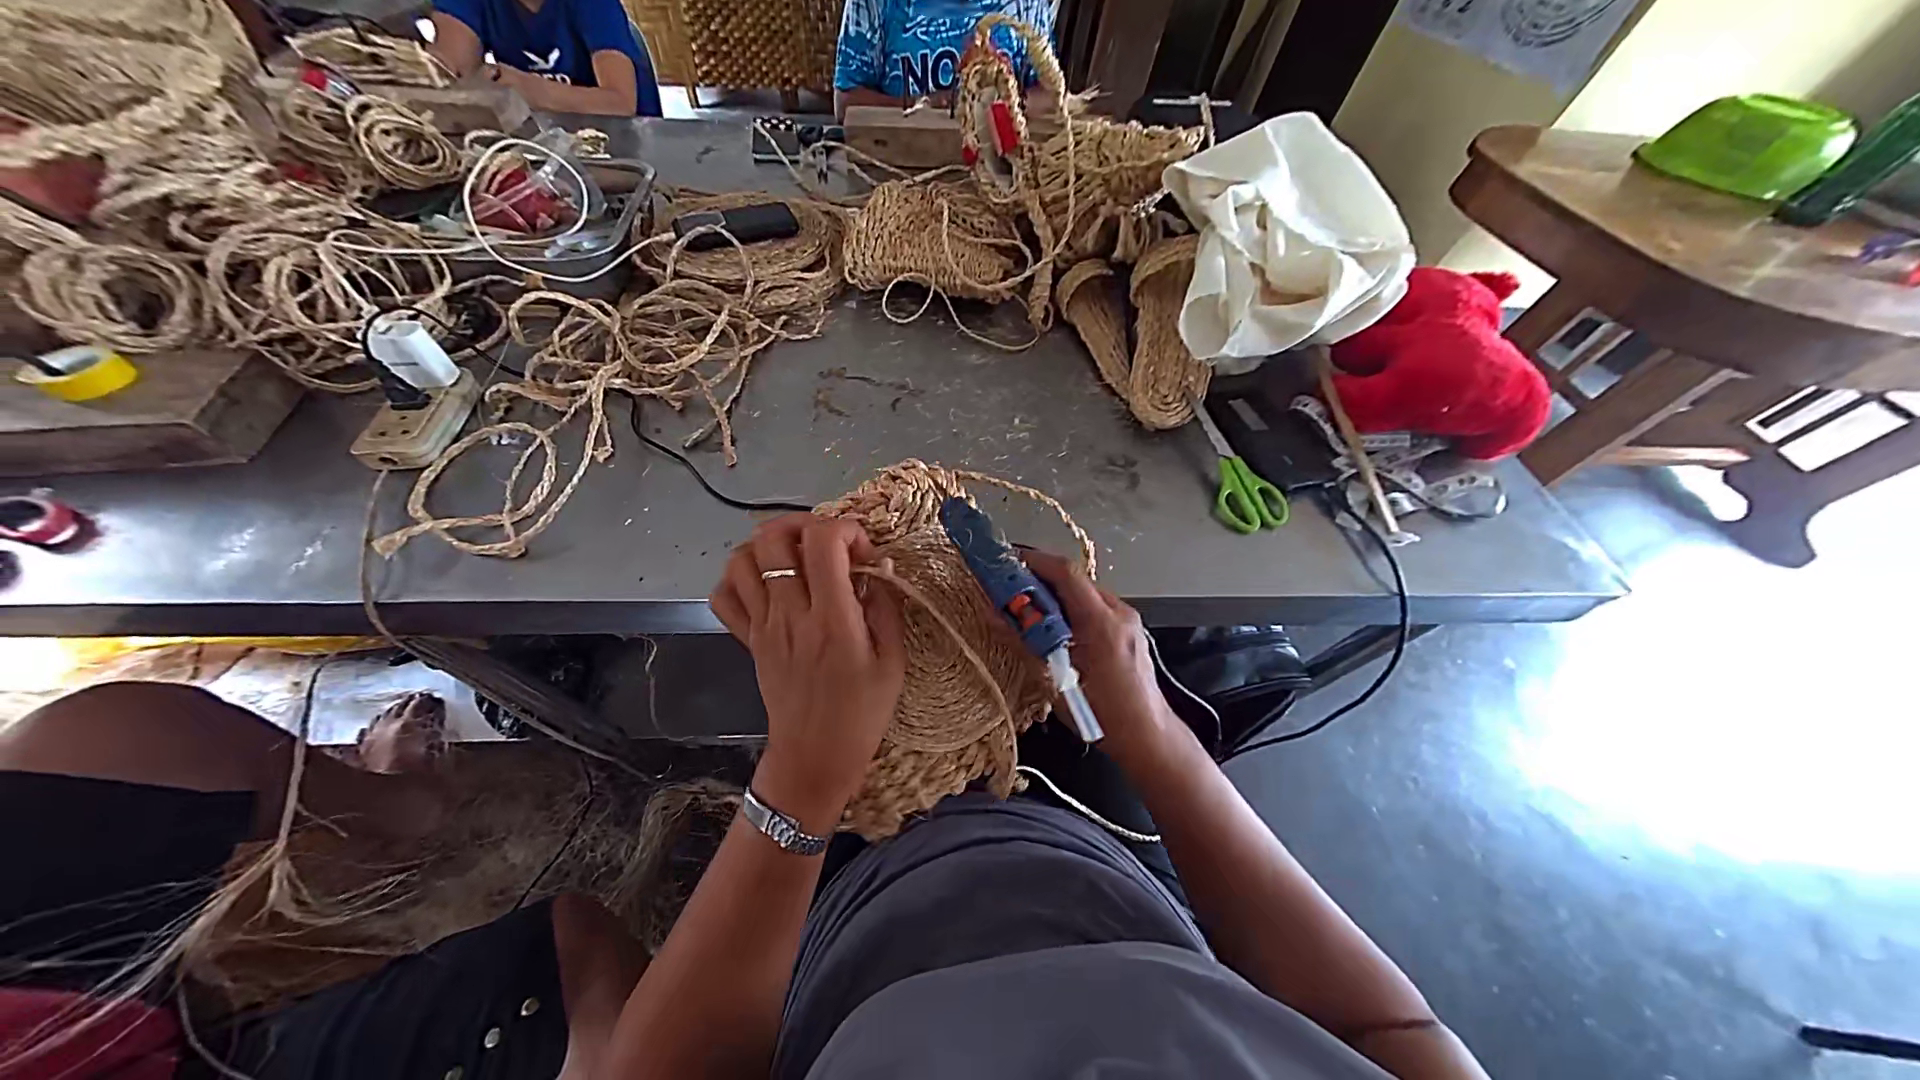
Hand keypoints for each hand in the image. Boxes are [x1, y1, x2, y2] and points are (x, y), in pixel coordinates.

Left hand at [710, 514, 905, 834]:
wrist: (815, 756)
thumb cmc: (862, 712)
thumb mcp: (894, 661)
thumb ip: (886, 607)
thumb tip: (877, 566)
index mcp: (832, 620)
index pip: (822, 542)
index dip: (846, 529)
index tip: (863, 552)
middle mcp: (790, 615)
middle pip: (772, 538)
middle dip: (803, 523)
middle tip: (827, 542)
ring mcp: (762, 626)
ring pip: (742, 559)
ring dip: (769, 546)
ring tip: (797, 558)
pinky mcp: (748, 640)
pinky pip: (724, 595)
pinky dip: (740, 578)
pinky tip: (768, 584)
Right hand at [1023, 550, 1190, 770]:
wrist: (1148, 736)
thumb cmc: (1102, 716)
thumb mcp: (1054, 681)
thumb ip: (1024, 642)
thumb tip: (994, 615)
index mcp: (1101, 622)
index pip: (1065, 573)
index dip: (1034, 561)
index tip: (1007, 562)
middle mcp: (1119, 613)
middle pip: (1074, 580)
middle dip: (1040, 579)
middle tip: (1010, 588)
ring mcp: (1128, 621)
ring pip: (1085, 593)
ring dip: (1055, 596)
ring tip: (1028, 610)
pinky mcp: (1130, 631)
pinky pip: (1096, 607)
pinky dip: (1071, 609)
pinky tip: (1056, 628)